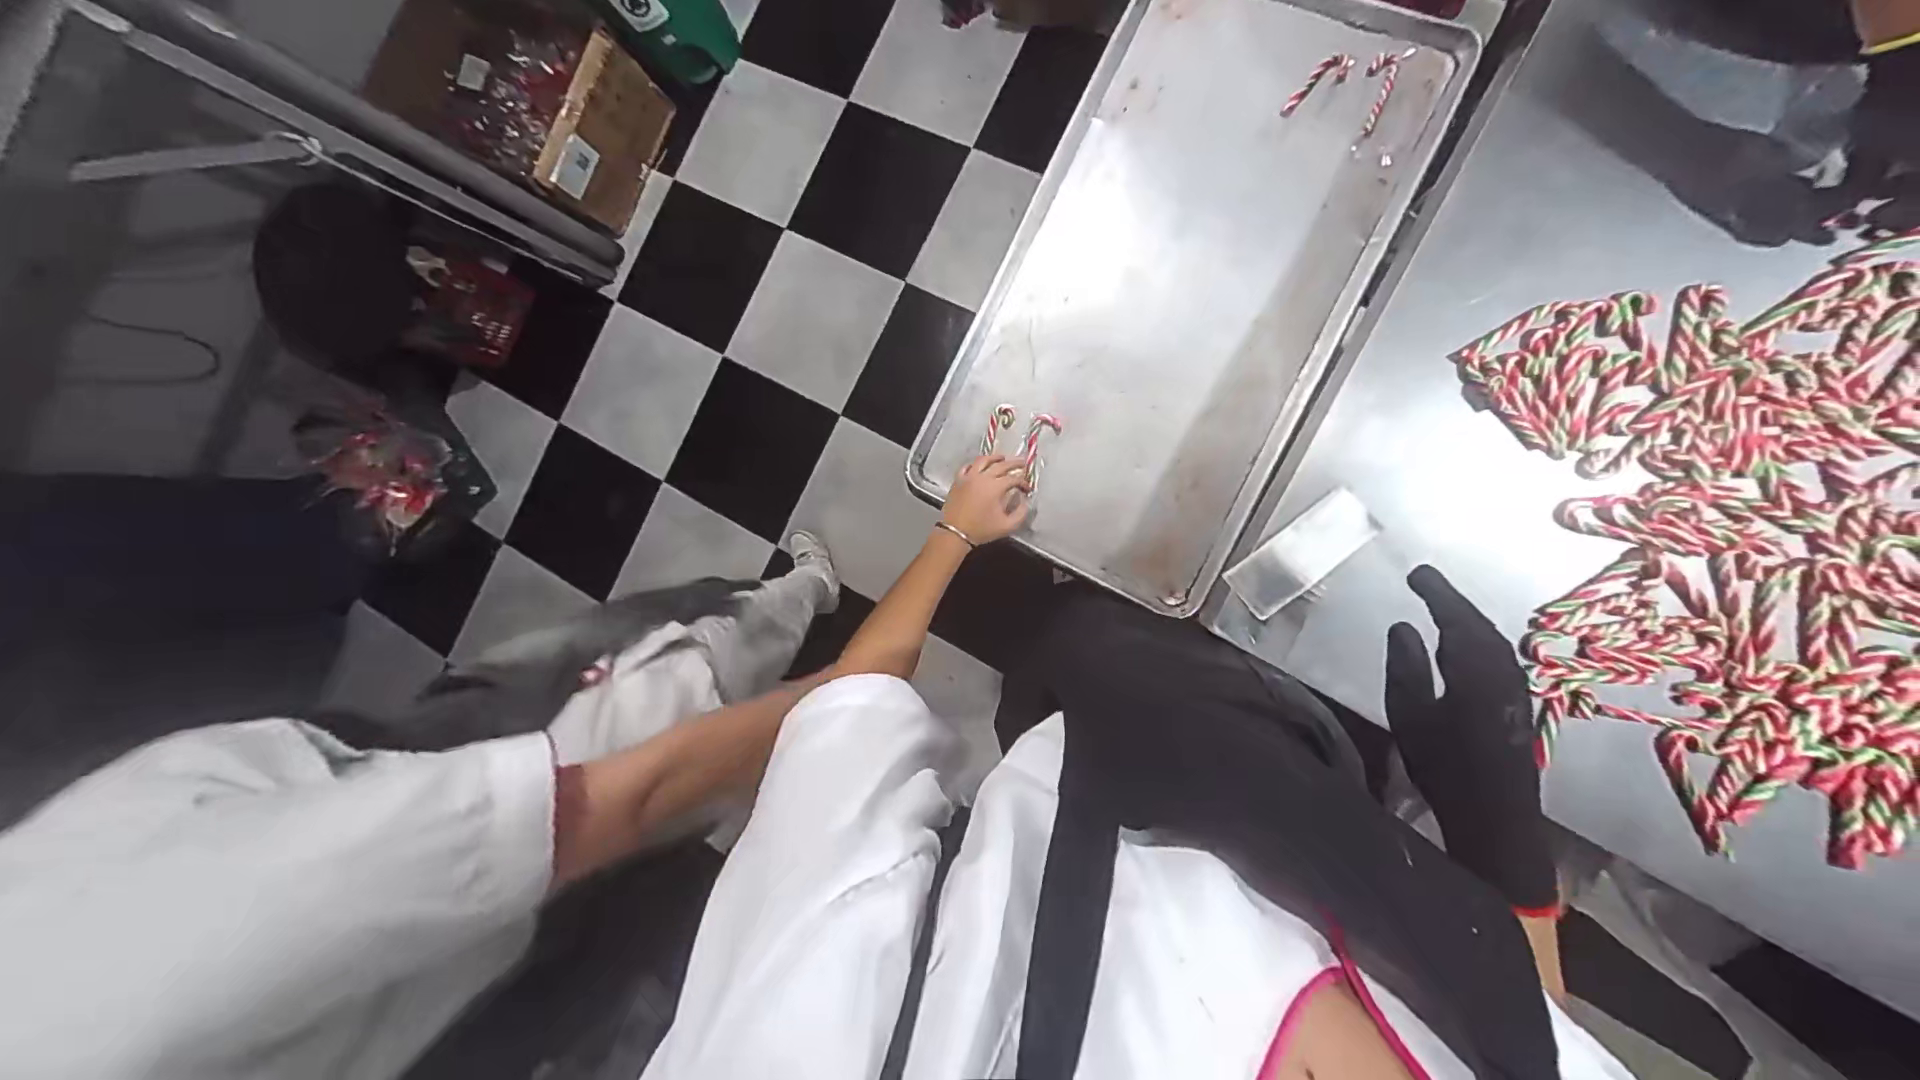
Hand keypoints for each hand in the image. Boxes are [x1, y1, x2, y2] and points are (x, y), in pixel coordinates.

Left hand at [943, 455, 1030, 544]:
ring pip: (983, 460)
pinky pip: (967, 466)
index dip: (1023, 482)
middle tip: (1022, 463)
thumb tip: (1025, 502)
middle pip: (1001, 465)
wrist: (956, 533)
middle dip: (1014, 463)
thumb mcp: (1007, 526)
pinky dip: (975, 464)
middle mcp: (983, 477)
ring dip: (994, 458)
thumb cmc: (982, 530)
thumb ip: (1021, 513)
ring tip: (1002, 458)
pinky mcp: (958, 480)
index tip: (1027, 489)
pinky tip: (979, 466)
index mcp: (995, 487)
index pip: (1014, 478)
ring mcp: (968, 477)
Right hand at [1385, 565, 1556, 912]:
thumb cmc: (1443, 766)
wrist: (1494, 818)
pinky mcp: (1516, 704)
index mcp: (1474, 673)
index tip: (1416, 573)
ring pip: (1491, 641)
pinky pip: (1496, 656)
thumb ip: (1406, 667)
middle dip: (1453, 600)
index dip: (1438, 593)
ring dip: (1466, 618)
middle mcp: (1503, 674)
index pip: (1457, 620)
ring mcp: (1515, 690)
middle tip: (1424, 582)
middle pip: (1479, 626)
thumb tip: (1403, 626)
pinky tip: (1460, 643)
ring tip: (1438, 605)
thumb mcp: (1409, 715)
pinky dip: (1475, 639)